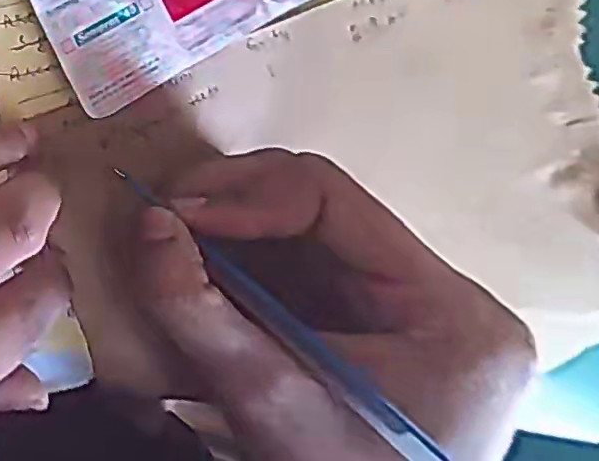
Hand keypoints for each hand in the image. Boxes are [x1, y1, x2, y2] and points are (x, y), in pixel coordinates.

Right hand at [133, 149, 535, 460]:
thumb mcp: (269, 403)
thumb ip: (200, 311)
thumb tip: (149, 219)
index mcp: (449, 309)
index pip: (327, 196)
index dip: (244, 195)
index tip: (178, 215)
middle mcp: (429, 290)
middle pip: (304, 197)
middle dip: (226, 202)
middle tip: (166, 217)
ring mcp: (391, 299)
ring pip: (286, 218)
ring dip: (221, 223)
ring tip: (173, 238)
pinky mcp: (352, 312)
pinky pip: (279, 250)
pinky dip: (228, 248)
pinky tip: (197, 264)